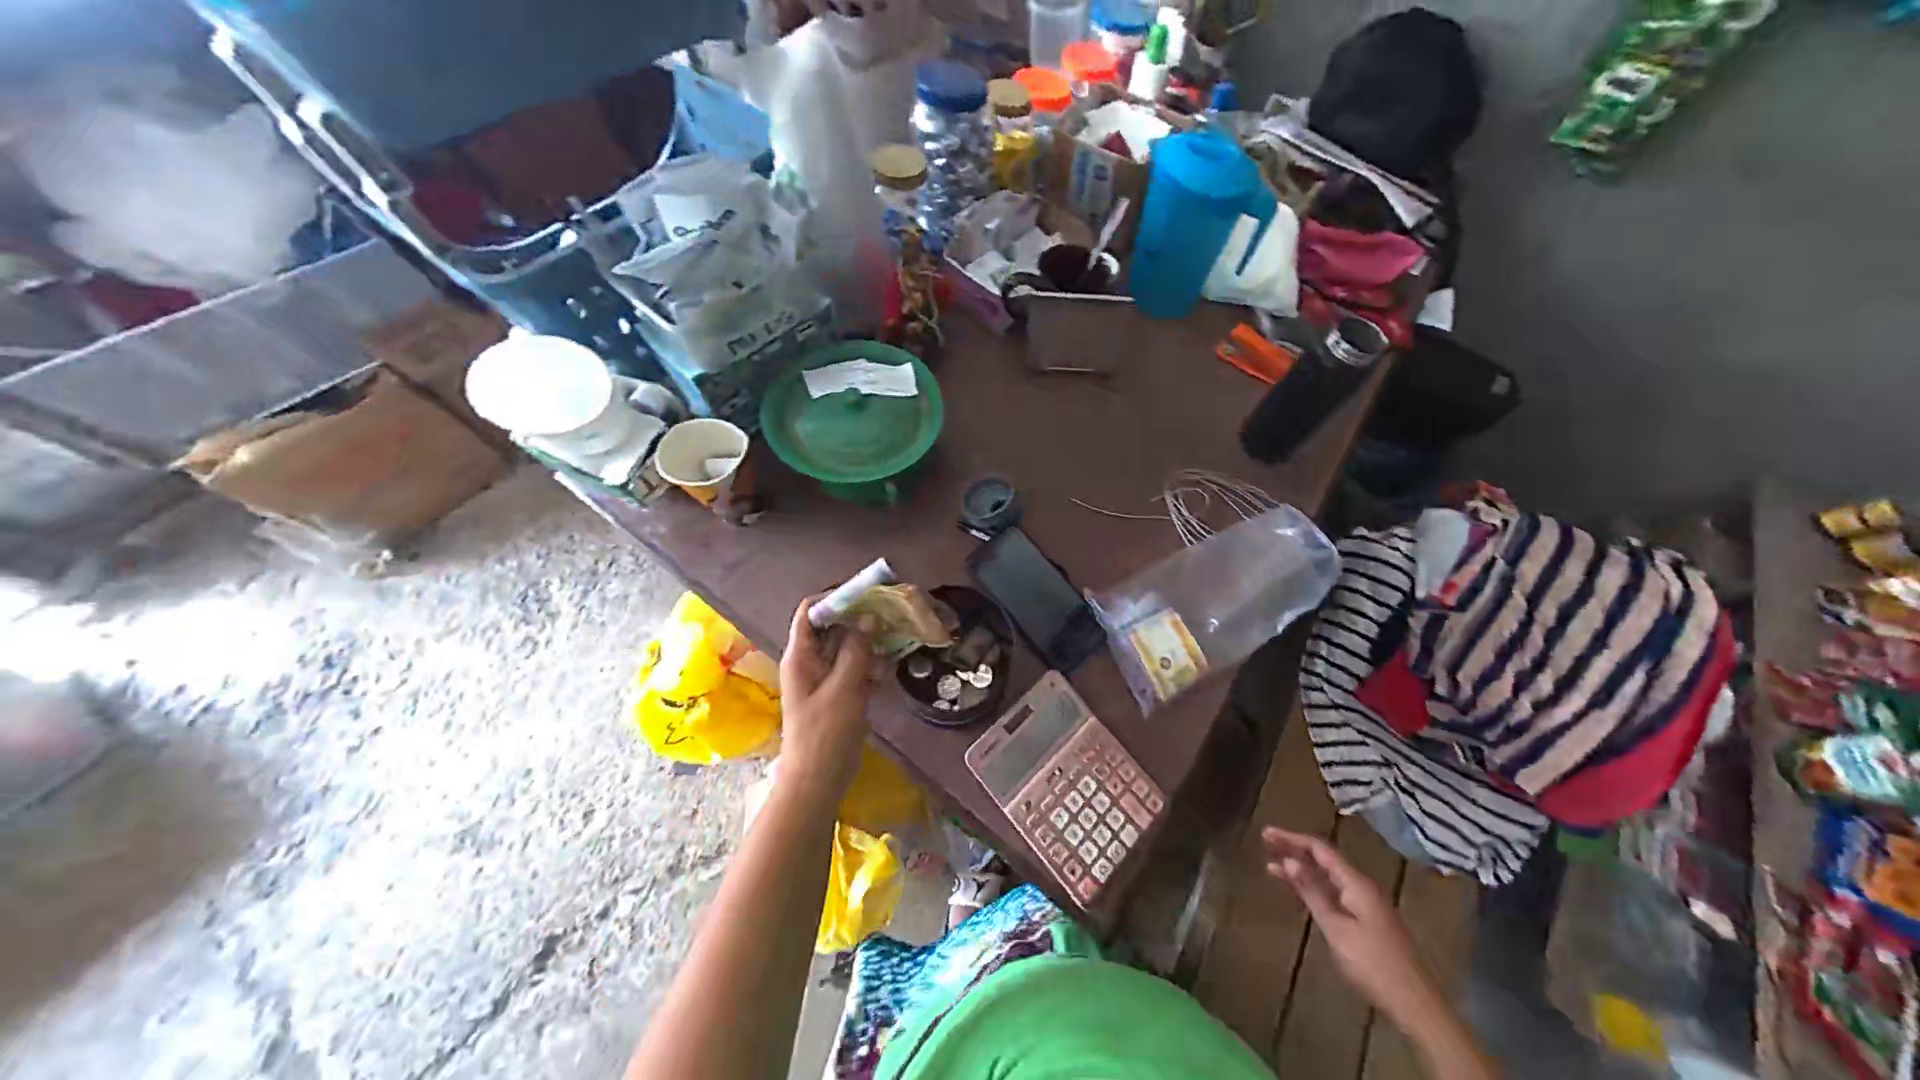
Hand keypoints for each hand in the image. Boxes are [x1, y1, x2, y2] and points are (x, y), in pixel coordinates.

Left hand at [777, 598, 875, 797]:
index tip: (867, 594)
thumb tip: (869, 615)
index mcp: (800, 655)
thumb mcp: (844, 688)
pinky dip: (870, 665)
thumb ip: (856, 650)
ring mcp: (823, 678)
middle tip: (891, 612)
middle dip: (860, 618)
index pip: (810, 610)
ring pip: (846, 647)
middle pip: (831, 626)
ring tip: (895, 638)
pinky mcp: (837, 694)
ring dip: (869, 642)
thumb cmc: (825, 734)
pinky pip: (853, 668)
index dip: (835, 597)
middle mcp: (809, 661)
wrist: (817, 781)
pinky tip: (889, 670)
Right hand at [1262, 827, 1437, 1026]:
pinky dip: (1312, 888)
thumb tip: (1289, 860)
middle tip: (1265, 842)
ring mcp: (1364, 904)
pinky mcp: (1364, 921)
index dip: (1291, 838)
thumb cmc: (1372, 963)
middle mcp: (1361, 887)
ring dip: (1300, 869)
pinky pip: (1333, 894)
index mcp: (1357, 884)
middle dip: (1294, 849)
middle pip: (1324, 860)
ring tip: (1271, 864)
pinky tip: (1297, 890)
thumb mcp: (1336, 928)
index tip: (1266, 833)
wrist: (1413, 1003)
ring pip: (1327, 877)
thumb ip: (1312, 892)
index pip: (1320, 849)